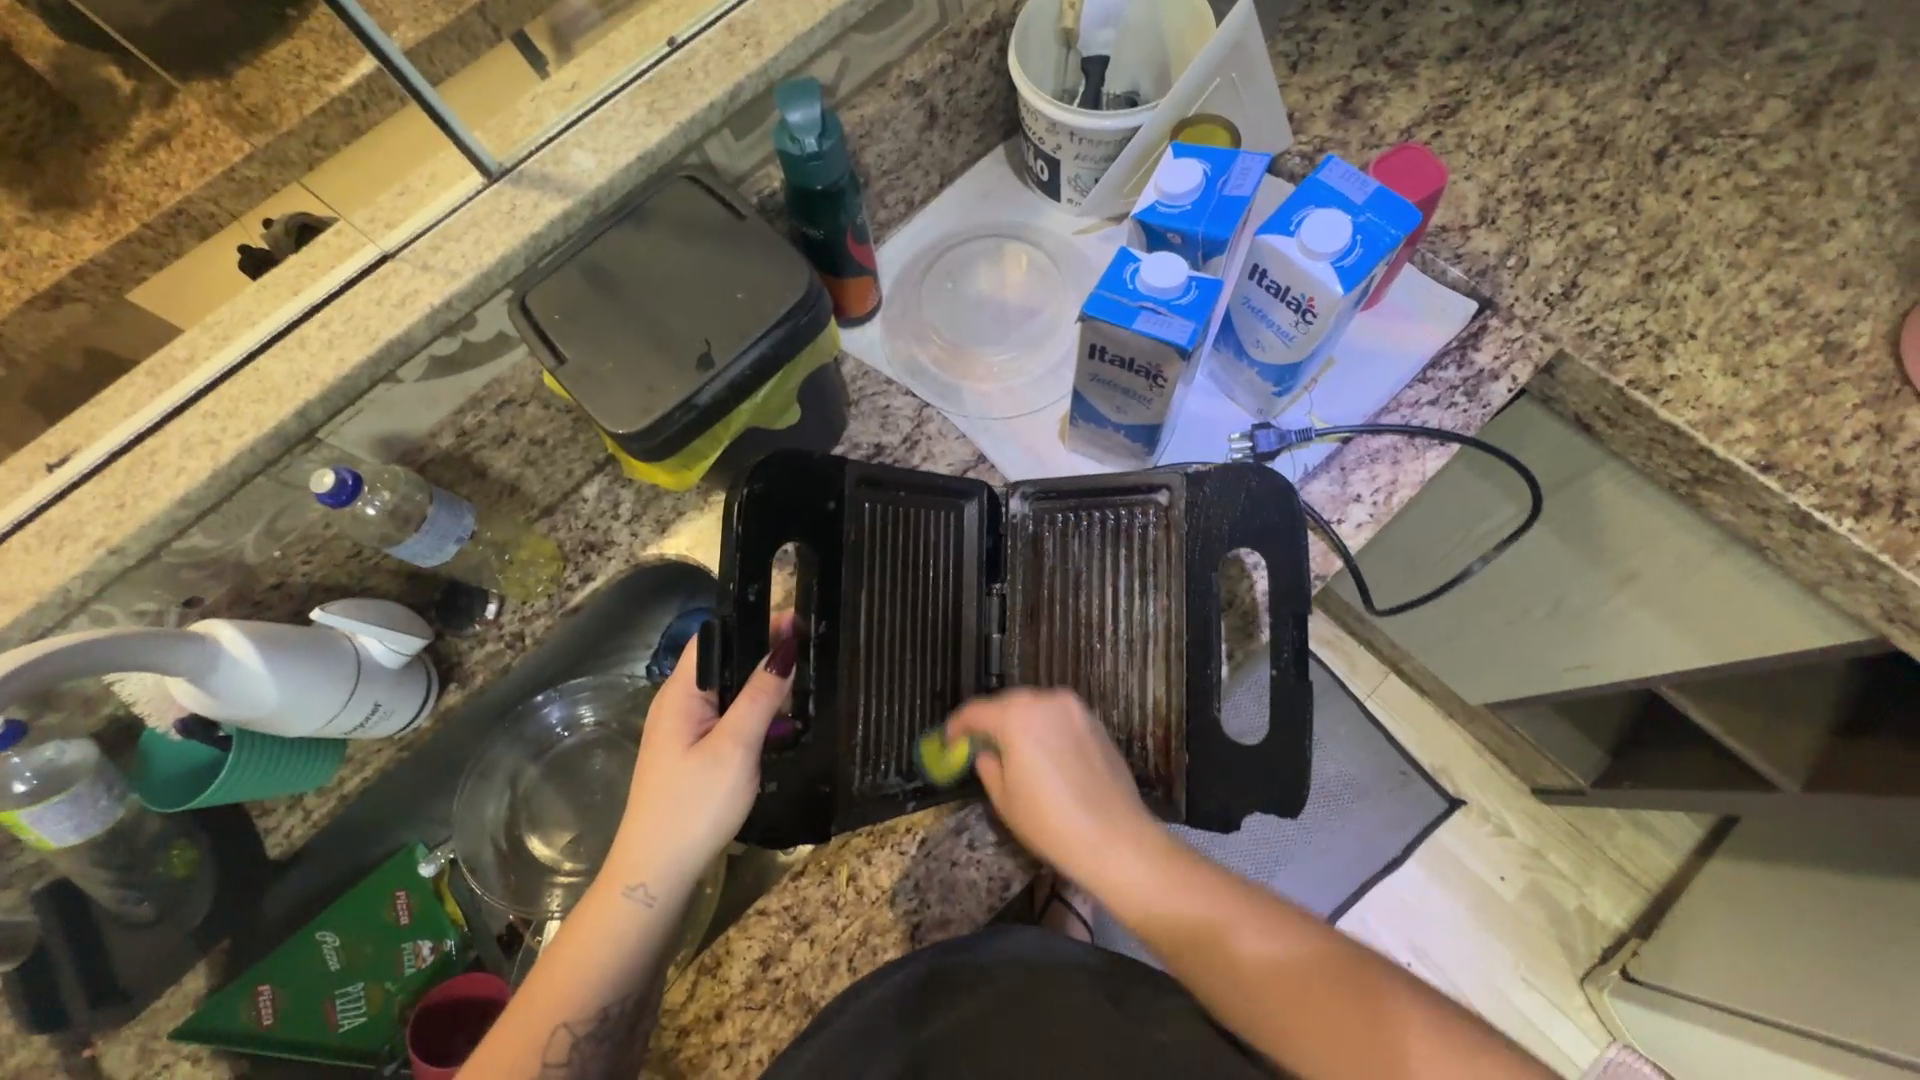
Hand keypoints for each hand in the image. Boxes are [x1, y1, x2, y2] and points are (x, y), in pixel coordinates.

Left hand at [611, 618, 796, 886]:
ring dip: (762, 685)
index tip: (799, 621)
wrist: (657, 872)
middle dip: (764, 652)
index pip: (717, 635)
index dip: (756, 622)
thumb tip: (786, 647)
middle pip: (724, 660)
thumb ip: (761, 696)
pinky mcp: (692, 752)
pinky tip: (780, 724)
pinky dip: (754, 713)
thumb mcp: (736, 747)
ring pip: (728, 691)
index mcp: (681, 693)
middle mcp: (678, 703)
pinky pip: (727, 717)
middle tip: (811, 650)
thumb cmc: (695, 806)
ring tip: (804, 683)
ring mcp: (683, 729)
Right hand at [946, 689, 1160, 887]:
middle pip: (1008, 703)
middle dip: (990, 720)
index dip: (957, 726)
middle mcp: (1047, 702)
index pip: (976, 711)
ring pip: (1036, 707)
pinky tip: (1043, 753)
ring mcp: (1076, 710)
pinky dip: (1045, 728)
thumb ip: (988, 766)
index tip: (948, 741)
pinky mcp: (1096, 723)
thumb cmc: (1051, 823)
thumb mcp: (1005, 800)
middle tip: (977, 744)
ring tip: (1011, 748)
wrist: (1115, 838)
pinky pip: (1059, 718)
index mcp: (1017, 717)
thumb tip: (986, 753)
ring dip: (1019, 721)